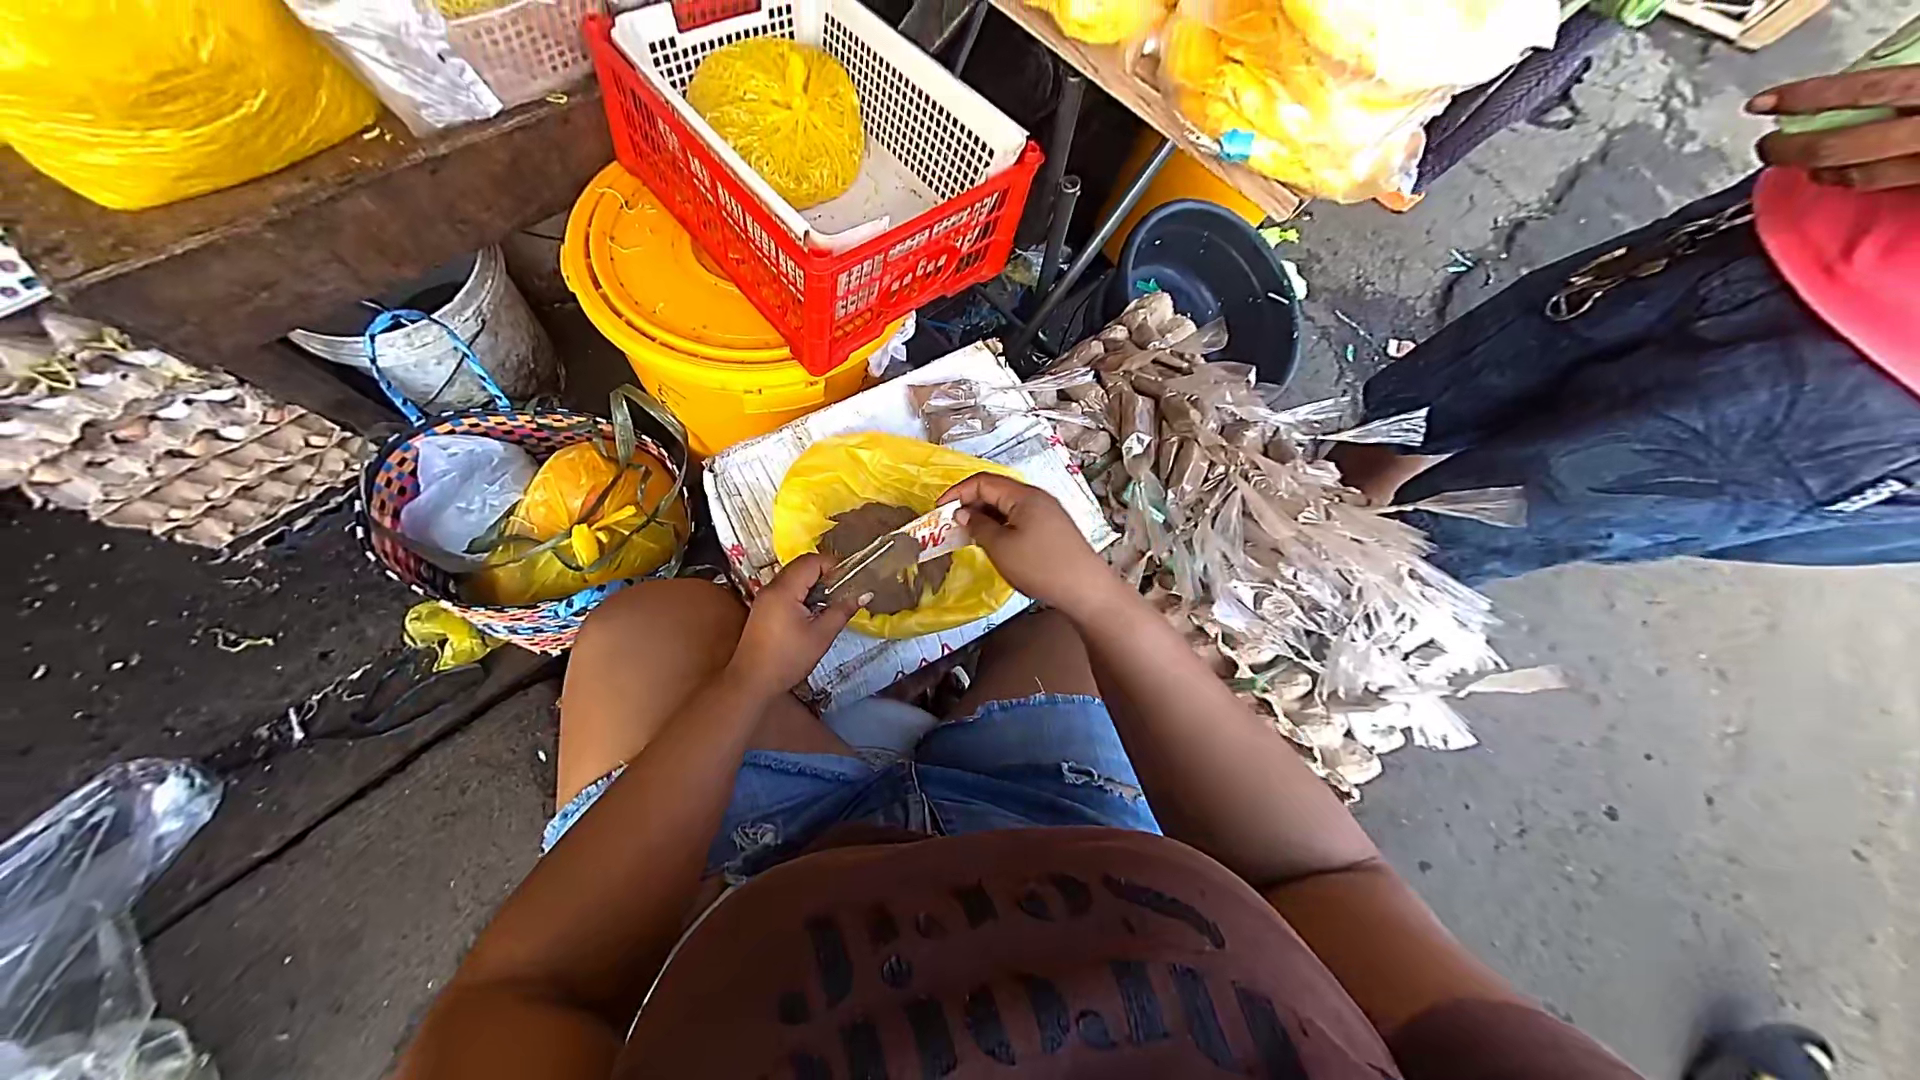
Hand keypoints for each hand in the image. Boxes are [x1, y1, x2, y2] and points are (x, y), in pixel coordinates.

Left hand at [726, 554, 861, 699]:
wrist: (752, 682)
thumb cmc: (788, 659)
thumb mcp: (821, 635)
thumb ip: (843, 610)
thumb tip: (865, 594)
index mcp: (784, 590)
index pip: (811, 561)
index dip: (834, 565)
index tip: (851, 578)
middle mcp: (771, 588)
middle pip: (801, 565)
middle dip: (825, 572)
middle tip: (845, 589)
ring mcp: (764, 597)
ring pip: (794, 577)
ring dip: (814, 583)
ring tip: (832, 601)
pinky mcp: (763, 608)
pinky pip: (786, 589)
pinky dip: (802, 592)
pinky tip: (814, 611)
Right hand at [940, 472, 1120, 617]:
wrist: (1085, 589)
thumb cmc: (1041, 567)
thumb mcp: (1001, 547)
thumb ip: (978, 526)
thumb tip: (962, 514)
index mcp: (1023, 495)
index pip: (982, 481)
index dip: (957, 492)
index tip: (939, 510)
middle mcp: (1036, 497)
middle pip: (995, 490)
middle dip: (969, 504)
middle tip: (950, 524)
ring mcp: (1046, 512)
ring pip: (1006, 506)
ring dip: (984, 516)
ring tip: (967, 535)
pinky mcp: (1051, 528)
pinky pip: (1018, 518)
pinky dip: (999, 525)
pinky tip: (991, 542)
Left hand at [1750, 65, 1919, 189]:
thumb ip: (1906, 75)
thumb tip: (1854, 80)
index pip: (1866, 90)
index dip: (1808, 96)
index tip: (1762, 101)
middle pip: (1836, 147)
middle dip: (1789, 149)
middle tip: (1767, 143)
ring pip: (1854, 174)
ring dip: (1816, 168)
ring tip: (1798, 158)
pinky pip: (1880, 186)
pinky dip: (1849, 179)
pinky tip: (1836, 171)